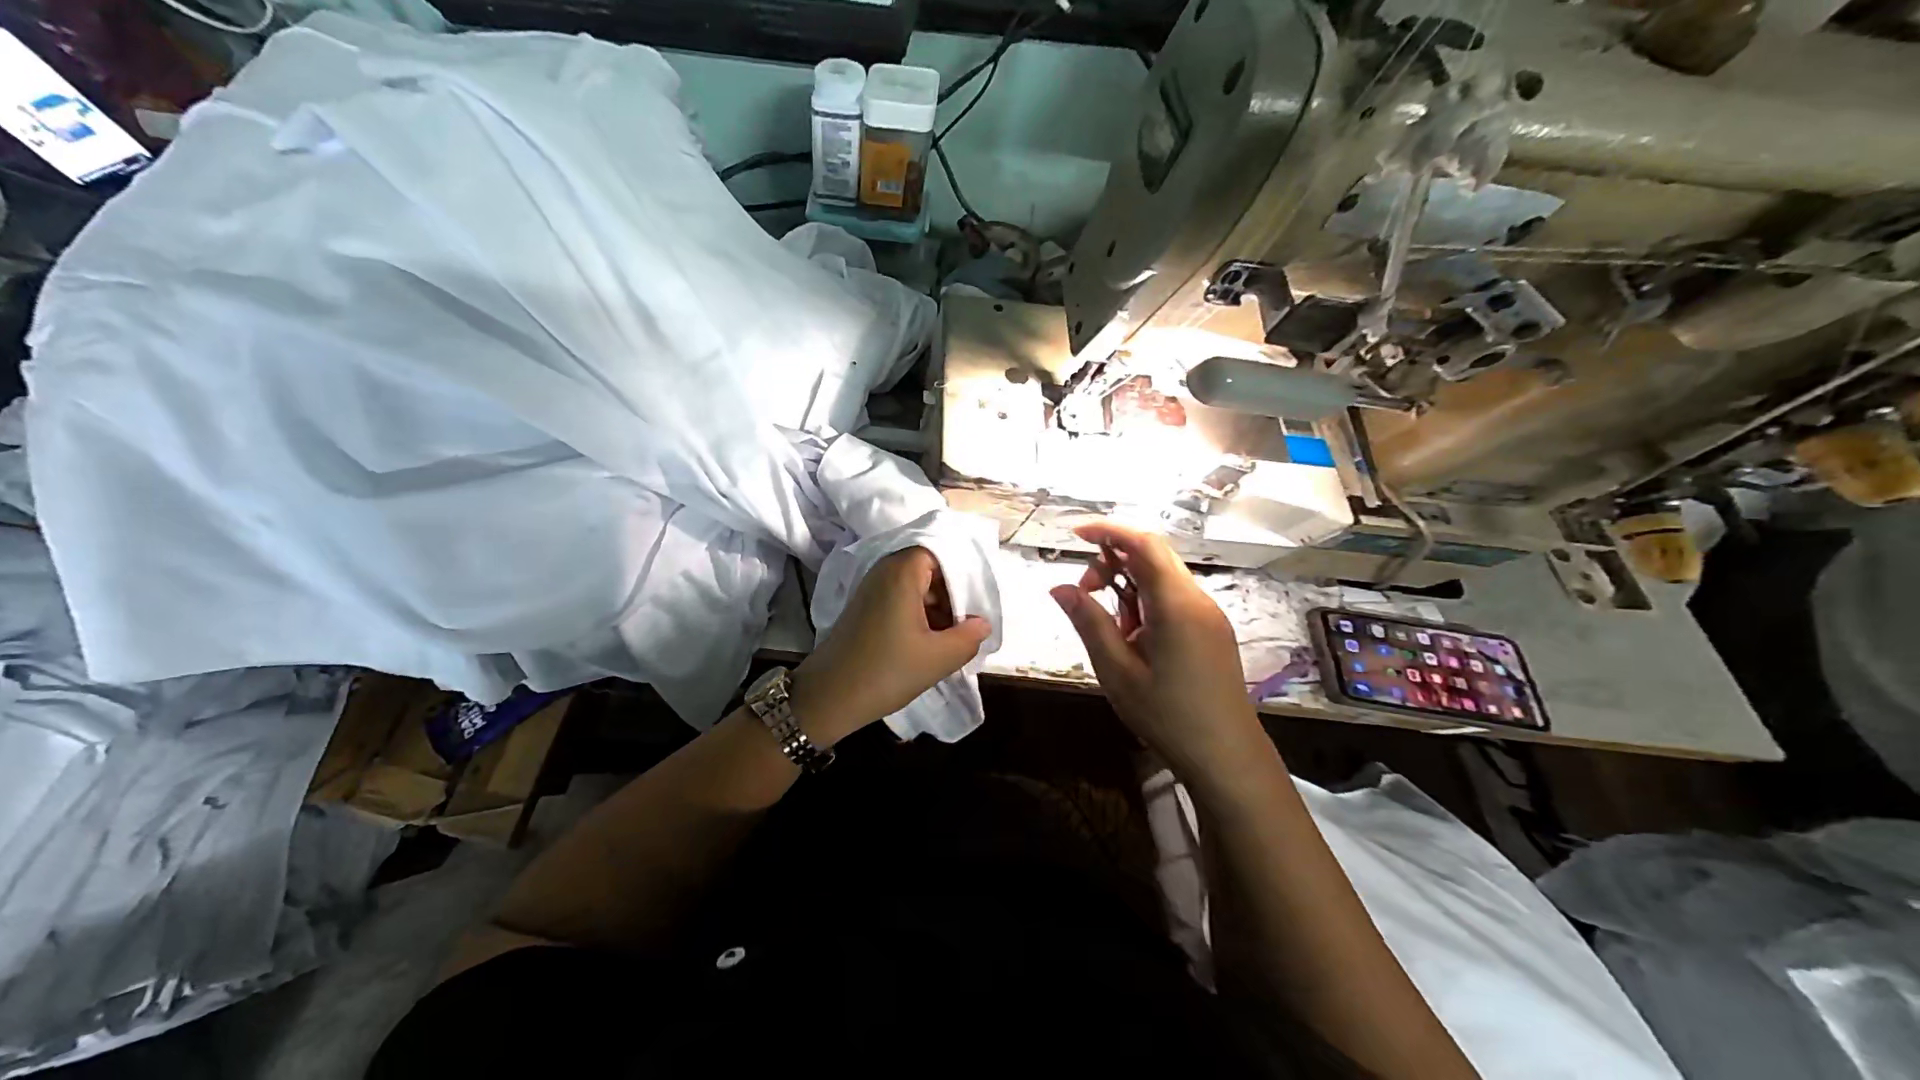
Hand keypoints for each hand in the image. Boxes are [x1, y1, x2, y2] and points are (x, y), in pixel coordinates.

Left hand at [792, 547, 991, 744]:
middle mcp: (884, 572)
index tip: (978, 602)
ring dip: (937, 608)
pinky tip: (929, 644)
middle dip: (952, 594)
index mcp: (901, 572)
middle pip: (929, 569)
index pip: (940, 552)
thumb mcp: (938, 658)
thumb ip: (968, 637)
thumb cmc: (885, 671)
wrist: (828, 697)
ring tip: (952, 639)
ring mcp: (871, 590)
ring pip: (916, 587)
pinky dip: (919, 616)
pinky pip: (901, 600)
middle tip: (968, 624)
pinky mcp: (865, 609)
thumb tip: (982, 624)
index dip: (962, 573)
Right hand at [1049, 522, 1272, 787]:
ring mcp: (1208, 613)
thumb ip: (1089, 622)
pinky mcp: (1211, 629)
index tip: (1075, 533)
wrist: (1226, 755)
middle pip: (1153, 555)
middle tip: (1085, 593)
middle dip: (1112, 560)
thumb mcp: (1117, 671)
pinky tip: (1134, 637)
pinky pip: (1174, 597)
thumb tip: (1060, 587)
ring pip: (1162, 576)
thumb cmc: (1168, 716)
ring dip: (1128, 585)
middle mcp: (1197, 599)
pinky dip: (1146, 602)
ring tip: (1111, 629)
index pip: (1142, 543)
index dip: (1108, 530)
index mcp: (1175, 605)